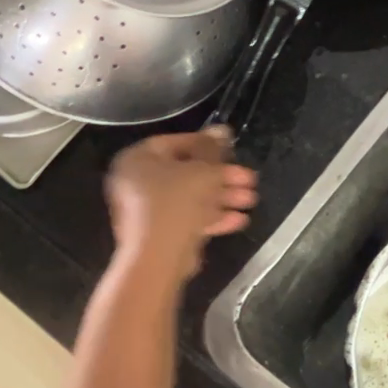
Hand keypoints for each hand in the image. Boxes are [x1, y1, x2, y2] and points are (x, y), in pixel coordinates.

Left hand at [105, 126, 257, 279]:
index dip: (207, 145)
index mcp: (137, 159)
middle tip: (249, 180)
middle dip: (222, 177)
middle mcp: (137, 182)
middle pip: (186, 173)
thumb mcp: (201, 171)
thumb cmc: (176, 202)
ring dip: (222, 198)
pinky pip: (186, 218)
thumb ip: (213, 150)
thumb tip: (222, 130)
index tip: (232, 149)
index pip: (176, 143)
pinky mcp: (158, 233)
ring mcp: (146, 210)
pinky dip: (211, 217)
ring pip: (190, 197)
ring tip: (250, 201)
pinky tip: (239, 220)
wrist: (157, 256)